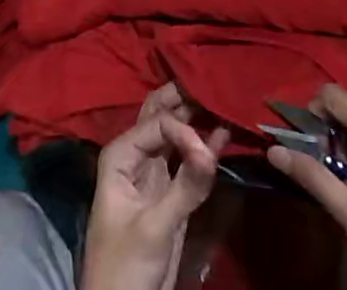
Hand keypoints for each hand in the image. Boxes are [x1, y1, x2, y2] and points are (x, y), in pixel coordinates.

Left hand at [83, 83, 229, 289]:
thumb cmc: (124, 266)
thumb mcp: (154, 228)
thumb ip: (184, 188)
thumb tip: (212, 149)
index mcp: (121, 154)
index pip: (158, 124)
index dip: (185, 131)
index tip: (207, 156)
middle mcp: (137, 154)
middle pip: (162, 114)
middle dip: (186, 97)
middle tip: (216, 81)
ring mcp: (155, 171)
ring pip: (177, 132)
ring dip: (198, 117)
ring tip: (224, 98)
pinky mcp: (171, 190)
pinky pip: (189, 159)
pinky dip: (206, 145)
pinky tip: (224, 131)